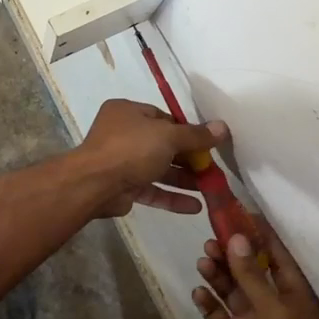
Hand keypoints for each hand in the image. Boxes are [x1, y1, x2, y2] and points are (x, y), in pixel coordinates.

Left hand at [77, 98, 226, 217]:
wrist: (96, 183)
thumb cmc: (131, 149)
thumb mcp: (168, 136)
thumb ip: (195, 135)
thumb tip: (222, 127)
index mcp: (127, 112)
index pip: (162, 118)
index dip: (186, 130)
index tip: (208, 143)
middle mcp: (122, 134)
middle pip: (162, 144)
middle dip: (188, 158)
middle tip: (213, 168)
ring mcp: (122, 161)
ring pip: (158, 168)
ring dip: (184, 179)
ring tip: (211, 188)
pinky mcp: (124, 186)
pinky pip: (152, 190)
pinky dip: (171, 197)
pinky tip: (196, 206)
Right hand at [192, 221, 318, 318]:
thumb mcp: (273, 313)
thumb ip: (252, 275)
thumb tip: (238, 237)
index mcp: (296, 300)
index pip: (280, 259)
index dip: (262, 235)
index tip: (241, 210)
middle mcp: (274, 306)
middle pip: (251, 270)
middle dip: (232, 253)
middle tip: (211, 236)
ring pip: (231, 286)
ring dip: (218, 272)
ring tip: (203, 261)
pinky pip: (216, 309)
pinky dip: (207, 299)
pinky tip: (198, 291)